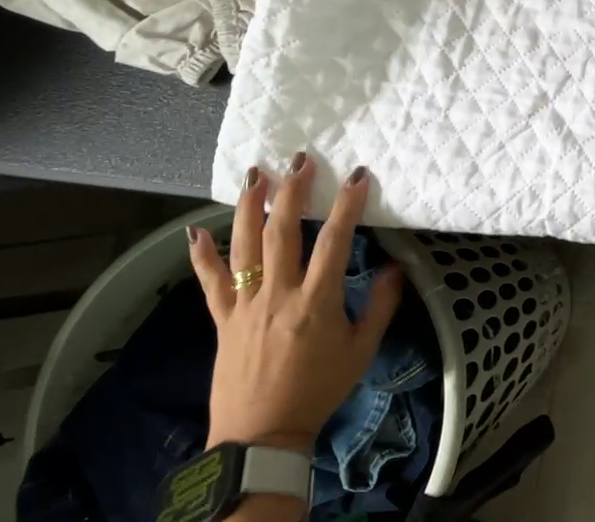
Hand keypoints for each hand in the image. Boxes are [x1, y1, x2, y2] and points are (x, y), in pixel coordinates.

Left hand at [187, 153, 403, 453]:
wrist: (262, 434)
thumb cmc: (320, 389)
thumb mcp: (364, 348)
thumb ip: (382, 304)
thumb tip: (398, 265)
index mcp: (317, 300)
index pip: (335, 240)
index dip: (348, 205)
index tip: (358, 176)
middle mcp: (278, 295)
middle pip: (282, 232)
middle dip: (291, 192)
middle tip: (299, 161)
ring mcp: (245, 306)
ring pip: (244, 247)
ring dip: (248, 208)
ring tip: (255, 175)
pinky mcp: (222, 321)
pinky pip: (209, 283)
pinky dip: (202, 255)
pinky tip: (197, 230)